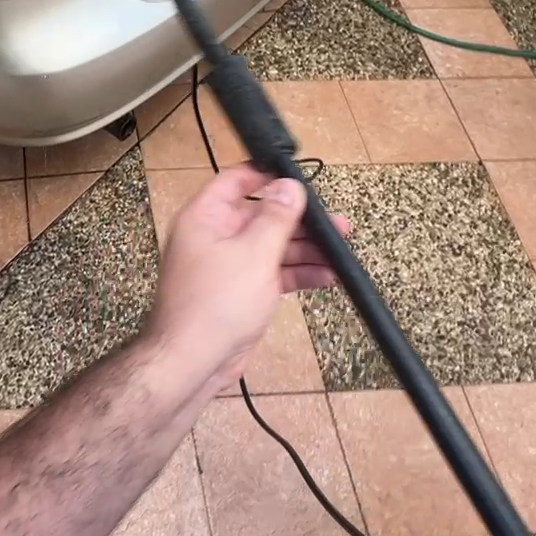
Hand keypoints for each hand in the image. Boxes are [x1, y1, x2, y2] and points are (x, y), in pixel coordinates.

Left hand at [143, 166, 347, 394]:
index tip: (298, 177)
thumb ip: (276, 218)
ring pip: (271, 246)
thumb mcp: (254, 253)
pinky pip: (272, 272)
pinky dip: (297, 274)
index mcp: (205, 217)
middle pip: (260, 216)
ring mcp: (227, 265)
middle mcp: (213, 237)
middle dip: (299, 221)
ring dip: (305, 249)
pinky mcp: (240, 291)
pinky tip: (328, 277)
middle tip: (337, 225)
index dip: (265, 175)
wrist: (194, 360)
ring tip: (341, 253)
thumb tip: (289, 186)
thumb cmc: (215, 303)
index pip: (234, 181)